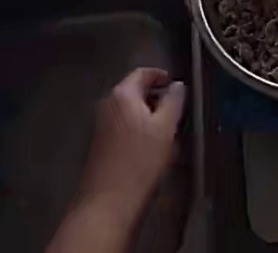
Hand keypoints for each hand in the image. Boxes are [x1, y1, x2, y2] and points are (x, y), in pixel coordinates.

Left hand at [75, 67, 185, 215]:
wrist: (106, 205)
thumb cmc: (139, 161)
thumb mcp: (165, 127)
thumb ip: (174, 100)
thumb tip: (177, 85)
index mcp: (122, 95)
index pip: (143, 73)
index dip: (161, 76)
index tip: (175, 85)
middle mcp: (108, 106)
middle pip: (136, 92)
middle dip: (157, 100)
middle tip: (174, 112)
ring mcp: (101, 127)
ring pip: (131, 113)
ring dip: (149, 118)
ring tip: (166, 134)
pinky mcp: (100, 146)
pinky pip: (124, 129)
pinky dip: (138, 132)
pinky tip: (150, 151)